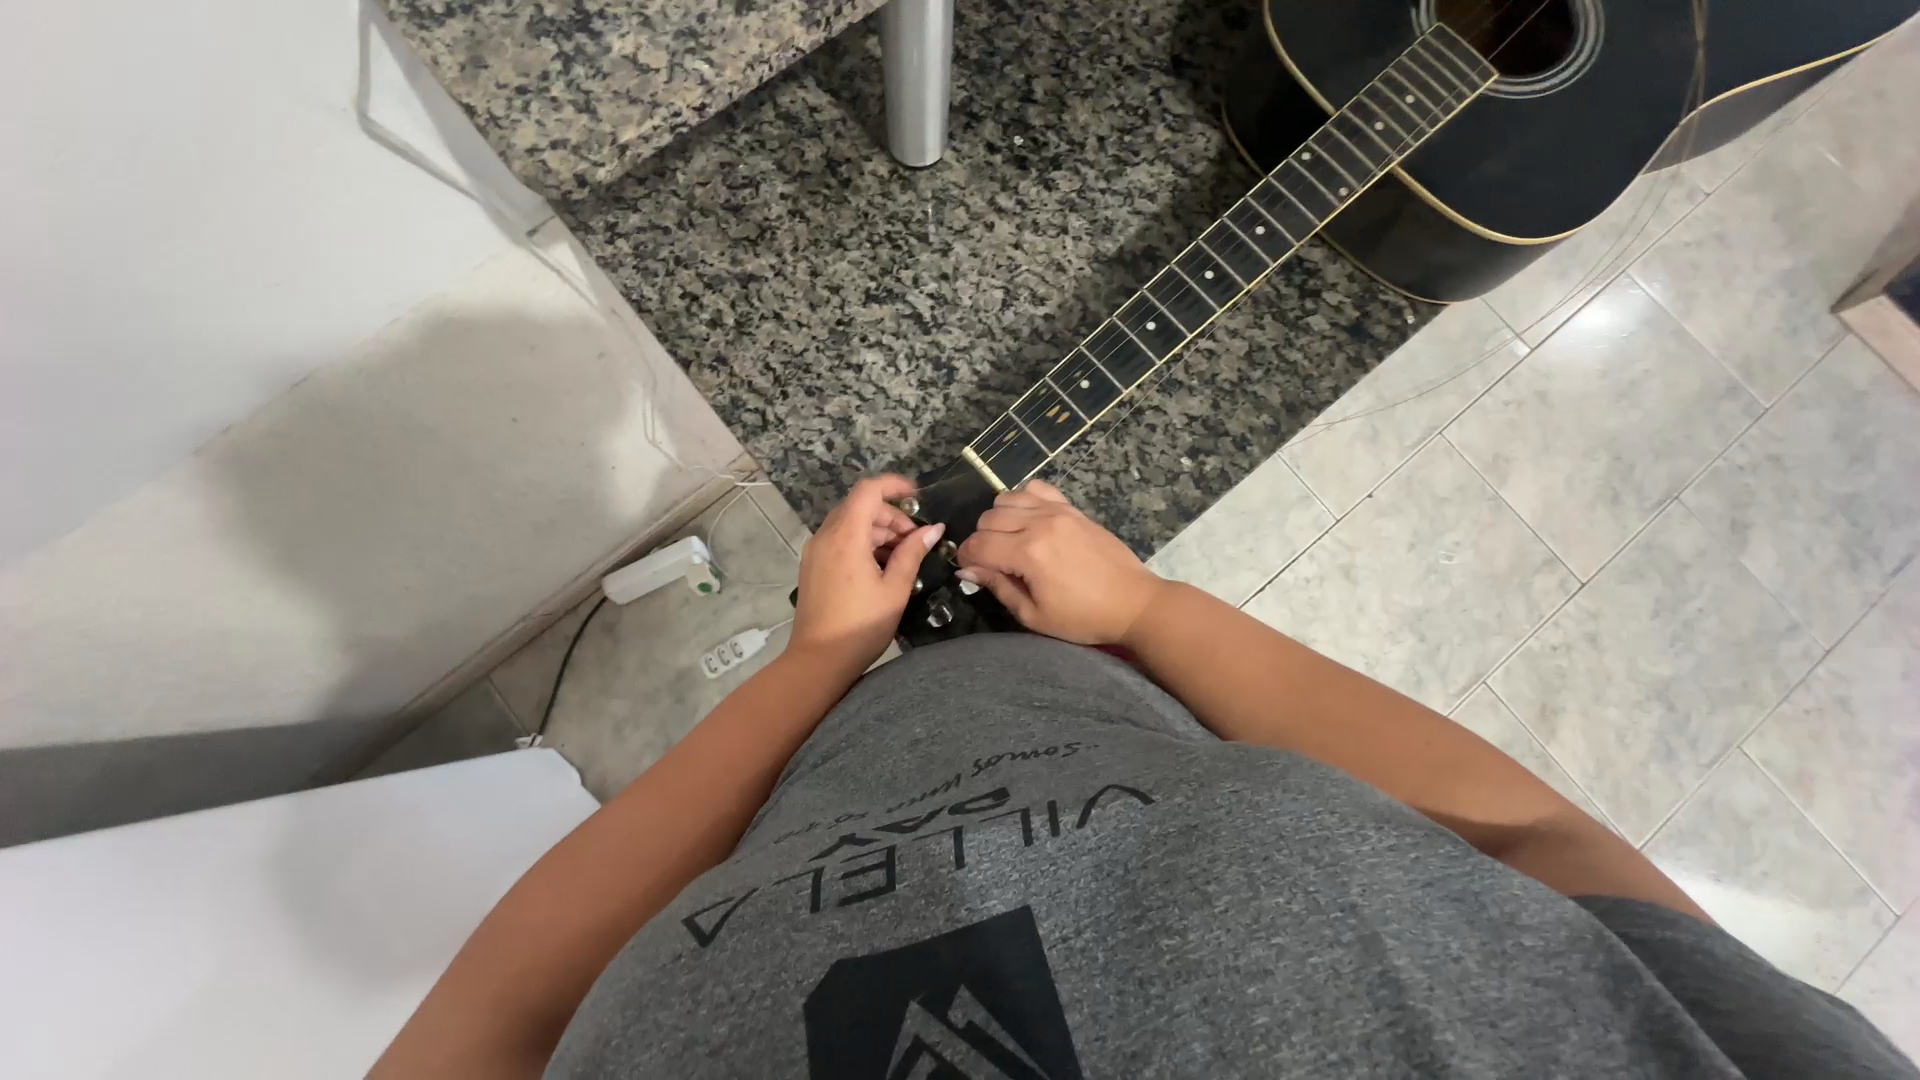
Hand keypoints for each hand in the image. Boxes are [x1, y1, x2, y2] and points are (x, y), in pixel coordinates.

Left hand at [790, 475, 944, 670]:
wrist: (818, 660)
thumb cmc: (861, 626)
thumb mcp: (895, 589)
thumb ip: (912, 553)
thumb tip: (933, 529)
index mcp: (846, 537)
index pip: (868, 491)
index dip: (894, 485)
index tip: (918, 495)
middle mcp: (825, 536)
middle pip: (859, 506)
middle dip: (890, 515)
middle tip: (914, 540)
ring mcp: (815, 551)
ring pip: (849, 523)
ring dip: (877, 530)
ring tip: (901, 557)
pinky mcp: (812, 566)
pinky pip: (839, 540)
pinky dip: (861, 542)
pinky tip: (879, 567)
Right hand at [955, 480, 1170, 645]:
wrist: (1133, 603)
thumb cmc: (1083, 618)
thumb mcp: (1034, 615)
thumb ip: (998, 587)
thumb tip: (967, 571)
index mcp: (1029, 553)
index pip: (977, 545)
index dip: (965, 559)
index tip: (970, 572)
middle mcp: (1040, 524)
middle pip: (988, 519)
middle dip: (981, 541)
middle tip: (993, 563)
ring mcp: (1058, 511)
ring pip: (1006, 499)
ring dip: (999, 520)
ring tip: (1009, 542)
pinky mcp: (1072, 507)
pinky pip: (1035, 488)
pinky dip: (1023, 500)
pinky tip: (1028, 521)